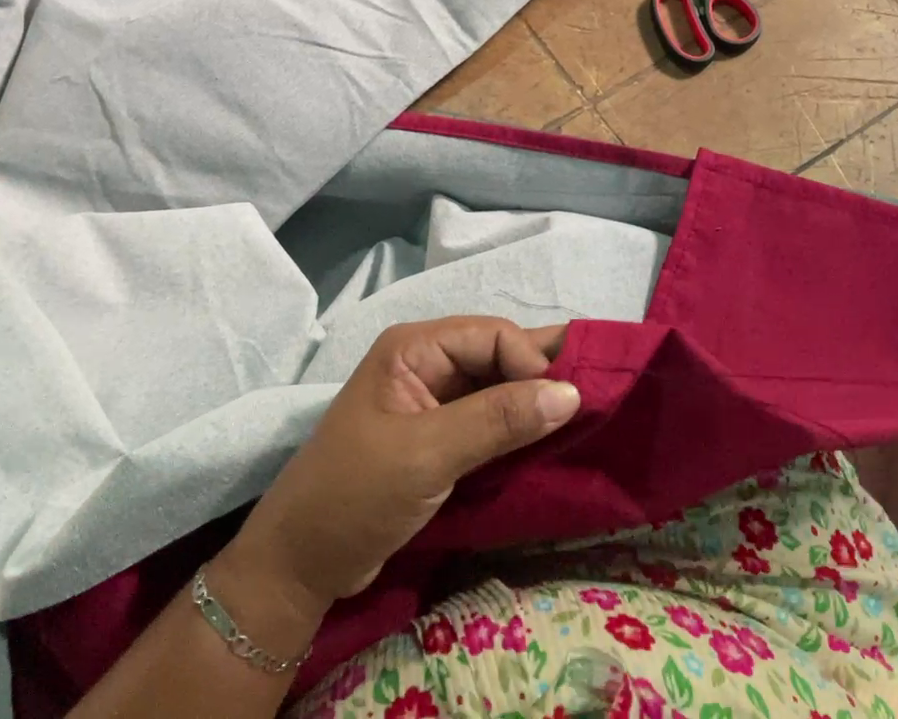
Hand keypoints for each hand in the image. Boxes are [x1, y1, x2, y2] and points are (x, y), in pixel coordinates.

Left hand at [219, 316, 578, 612]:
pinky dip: (519, 433)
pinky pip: (490, 423)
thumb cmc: (356, 495)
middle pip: (500, 357)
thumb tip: (573, 392)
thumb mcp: (428, 455)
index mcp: (414, 349)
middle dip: (541, 380)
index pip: (494, 335)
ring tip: (585, 426)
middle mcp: (426, 365)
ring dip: (534, 408)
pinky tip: (550, 446)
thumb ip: (499, 420)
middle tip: (595, 407)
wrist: (302, 563)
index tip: (567, 406)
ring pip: (499, 391)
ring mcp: (432, 403)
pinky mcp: (439, 440)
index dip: (533, 363)